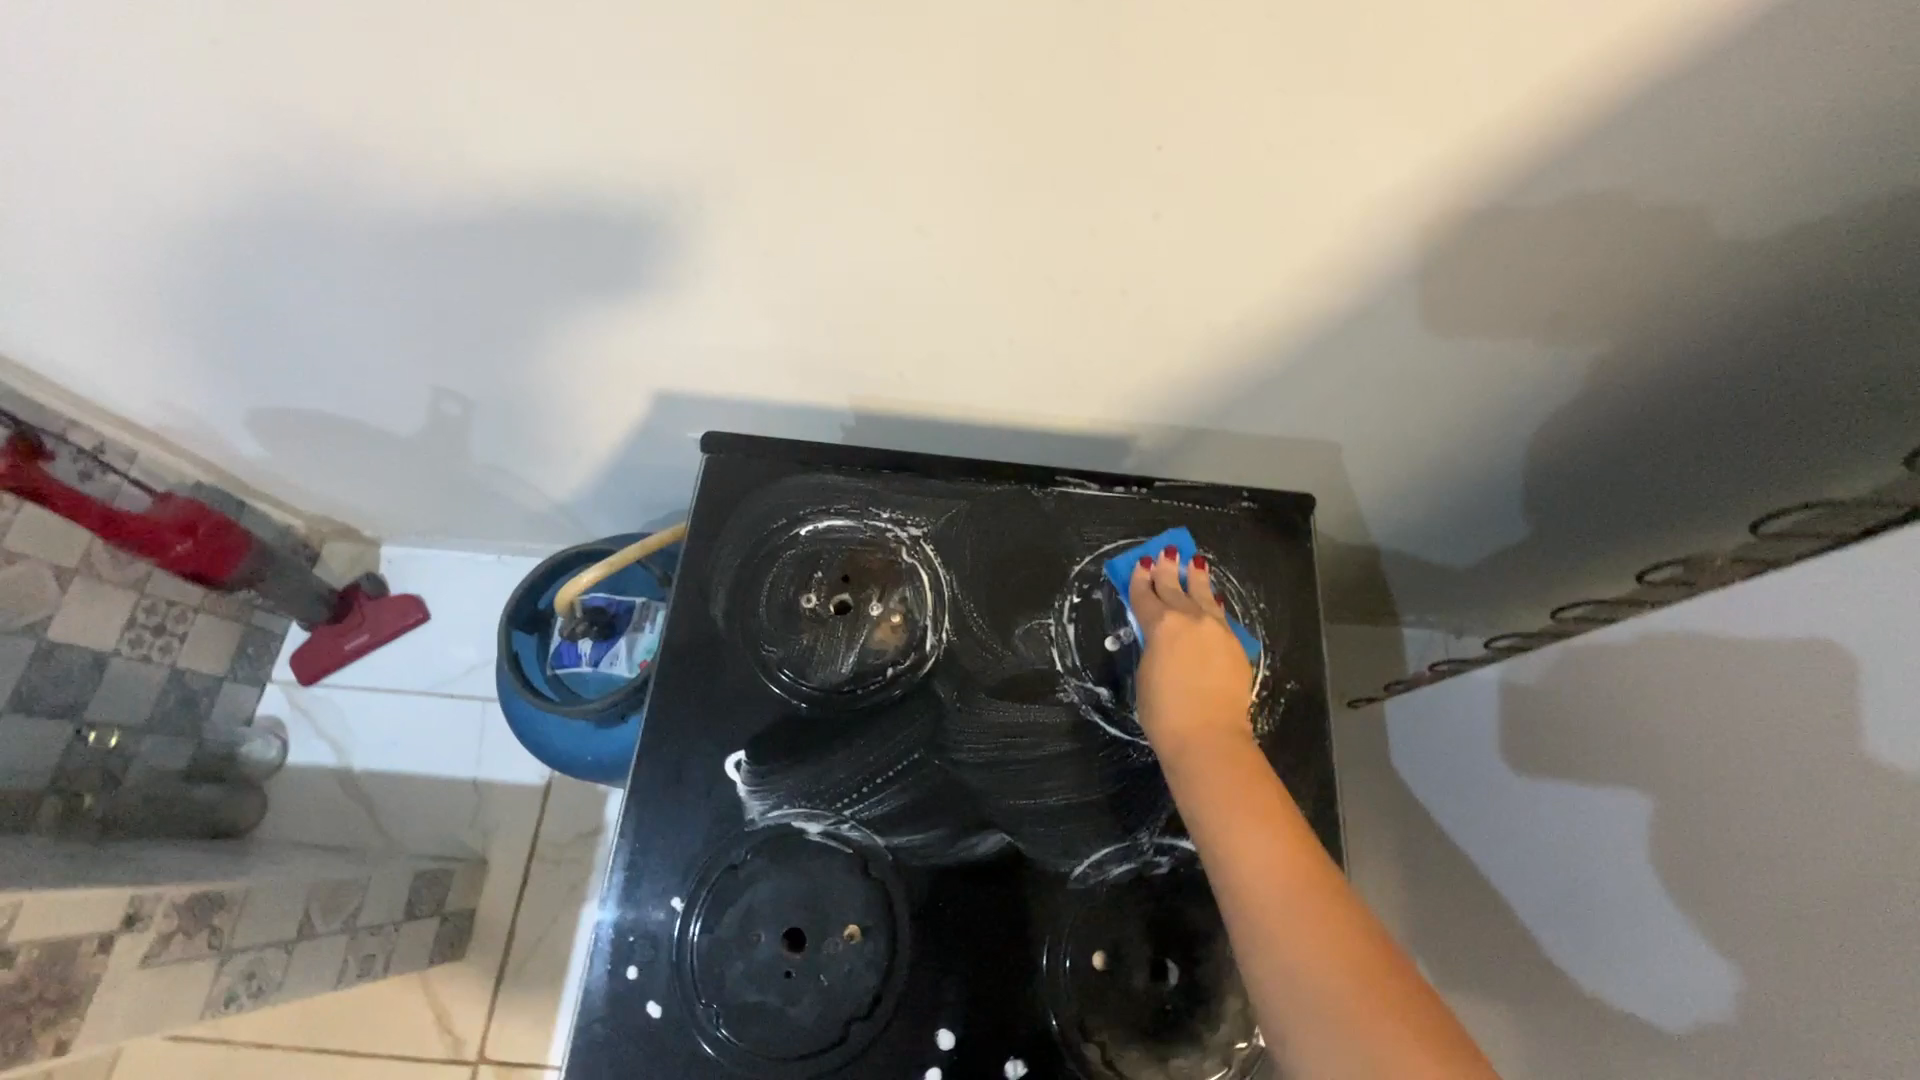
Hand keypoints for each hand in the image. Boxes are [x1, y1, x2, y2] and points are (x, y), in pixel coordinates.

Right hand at [1128, 547, 1254, 755]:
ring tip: (1196, 563)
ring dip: (1197, 579)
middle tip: (1166, 552)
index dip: (1141, 580)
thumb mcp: (1145, 672)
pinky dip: (1214, 604)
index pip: (1146, 595)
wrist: (1208, 735)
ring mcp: (1217, 630)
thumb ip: (1152, 645)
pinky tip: (1214, 600)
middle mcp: (1190, 619)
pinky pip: (1221, 617)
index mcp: (1161, 625)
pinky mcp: (1236, 646)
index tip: (1141, 565)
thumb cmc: (1163, 711)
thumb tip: (1161, 636)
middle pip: (1176, 588)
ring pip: (1205, 596)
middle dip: (1168, 570)